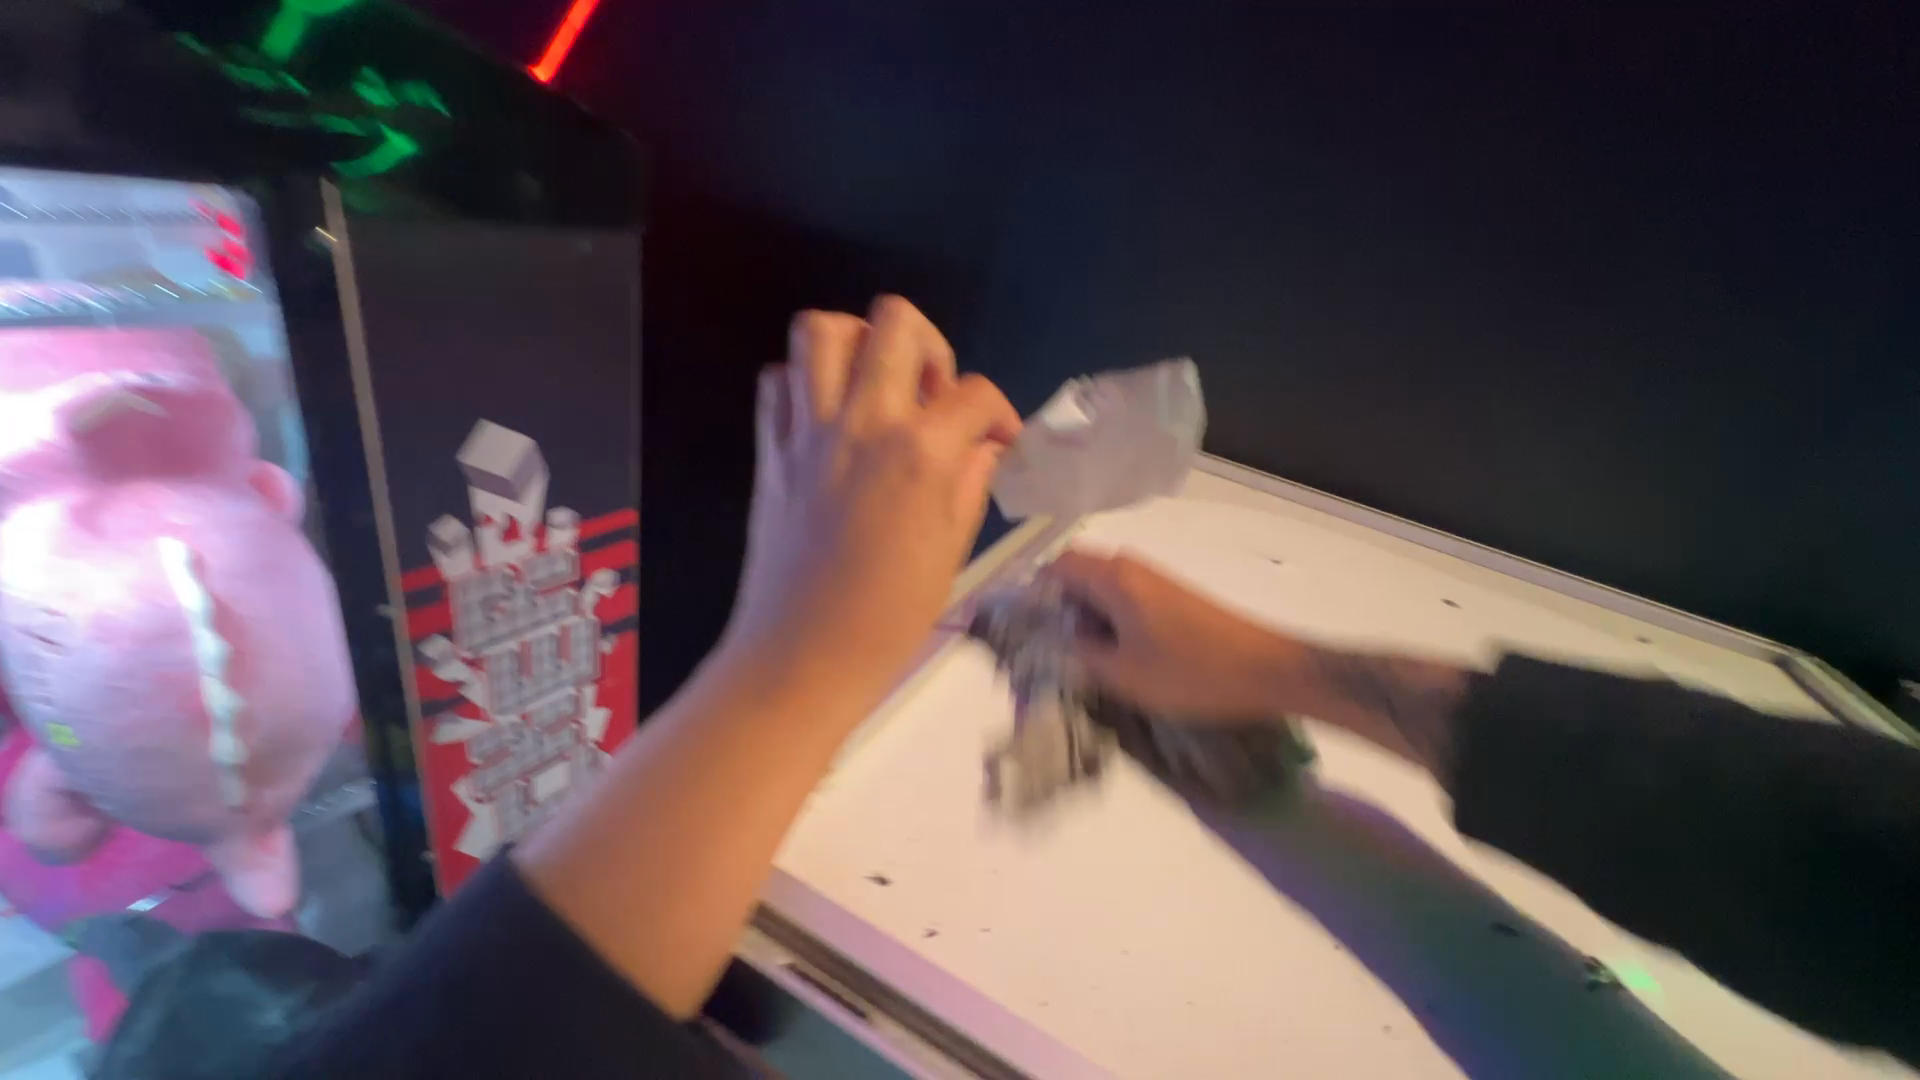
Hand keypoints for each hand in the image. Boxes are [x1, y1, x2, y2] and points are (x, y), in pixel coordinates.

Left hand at [721, 296, 1021, 706]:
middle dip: (929, 345)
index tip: (997, 438)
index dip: (999, 410)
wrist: (802, 655)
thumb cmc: (889, 618)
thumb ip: (971, 481)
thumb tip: (984, 444)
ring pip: (822, 330)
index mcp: (922, 453)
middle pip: (896, 321)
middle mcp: (865, 422)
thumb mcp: (953, 550)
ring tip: (875, 388)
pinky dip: (803, 384)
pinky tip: (826, 419)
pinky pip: (777, 381)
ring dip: (858, 343)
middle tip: (930, 395)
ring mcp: (808, 431)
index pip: (975, 392)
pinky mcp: (769, 449)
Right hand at [1041, 548, 1298, 721]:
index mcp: (1113, 577)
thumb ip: (1079, 657)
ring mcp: (1153, 580)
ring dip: (1082, 617)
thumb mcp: (1123, 675)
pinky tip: (1111, 654)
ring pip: (1099, 588)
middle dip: (1055, 608)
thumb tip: (1050, 645)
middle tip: (1047, 649)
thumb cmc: (1191, 671)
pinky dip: (1107, 620)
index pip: (1054, 567)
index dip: (1031, 594)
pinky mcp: (1170, 595)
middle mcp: (1130, 567)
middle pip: (1075, 574)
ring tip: (1077, 658)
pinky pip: (1122, 597)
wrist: (1267, 670)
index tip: (1021, 630)